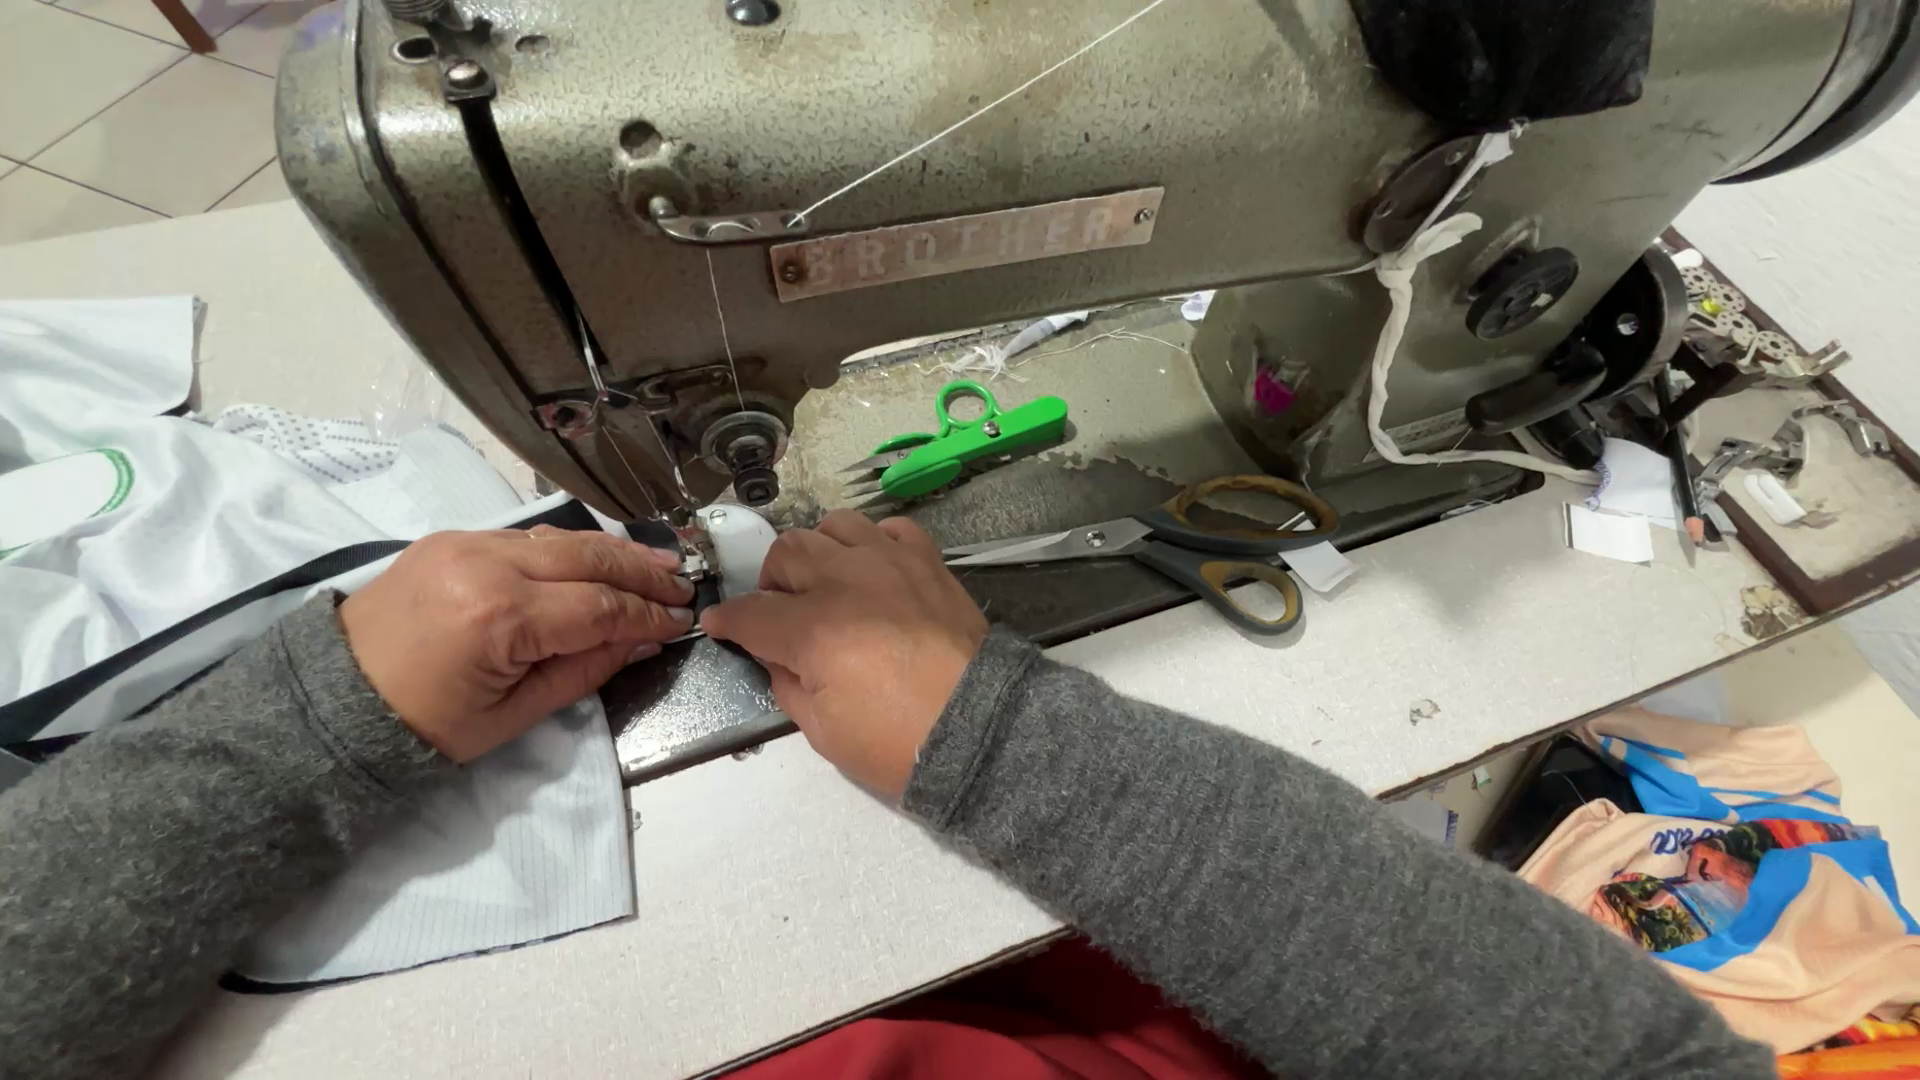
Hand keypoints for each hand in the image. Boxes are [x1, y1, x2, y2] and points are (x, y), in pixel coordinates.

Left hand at [338, 526, 693, 761]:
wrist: (328, 704)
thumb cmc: (424, 726)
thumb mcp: (515, 713)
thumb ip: (587, 669)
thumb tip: (644, 640)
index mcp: (499, 617)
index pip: (600, 607)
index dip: (647, 615)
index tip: (680, 622)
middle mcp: (486, 564)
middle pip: (591, 558)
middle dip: (644, 573)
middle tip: (683, 585)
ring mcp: (466, 543)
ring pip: (565, 537)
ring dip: (617, 551)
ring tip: (660, 562)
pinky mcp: (453, 538)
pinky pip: (532, 537)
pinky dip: (575, 546)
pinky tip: (604, 556)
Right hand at [701, 511, 986, 799]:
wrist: (979, 728)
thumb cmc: (899, 741)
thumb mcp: (823, 731)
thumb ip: (787, 683)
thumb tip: (775, 655)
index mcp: (815, 629)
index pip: (751, 612)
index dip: (727, 620)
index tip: (719, 625)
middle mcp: (848, 581)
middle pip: (787, 552)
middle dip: (771, 581)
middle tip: (781, 610)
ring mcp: (891, 563)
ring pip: (834, 525)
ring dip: (819, 550)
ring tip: (826, 581)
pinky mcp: (928, 561)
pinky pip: (891, 527)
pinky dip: (873, 541)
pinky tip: (873, 568)